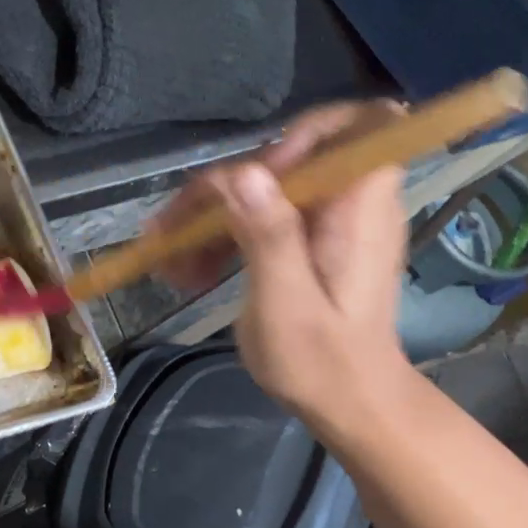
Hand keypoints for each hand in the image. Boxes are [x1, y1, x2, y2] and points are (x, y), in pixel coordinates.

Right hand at [154, 102, 418, 429]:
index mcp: (359, 208)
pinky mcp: (307, 246)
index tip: (252, 179)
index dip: (300, 138)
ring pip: (264, 193)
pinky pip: (260, 222)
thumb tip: (244, 174)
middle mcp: (350, 204)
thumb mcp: (286, 302)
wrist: (347, 400)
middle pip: (287, 161)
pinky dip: (222, 240)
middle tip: (169, 234)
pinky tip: (190, 273)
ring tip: (169, 265)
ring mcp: (327, 225)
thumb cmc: (319, 359)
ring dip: (210, 221)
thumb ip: (269, 236)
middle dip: (224, 191)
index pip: (358, 126)